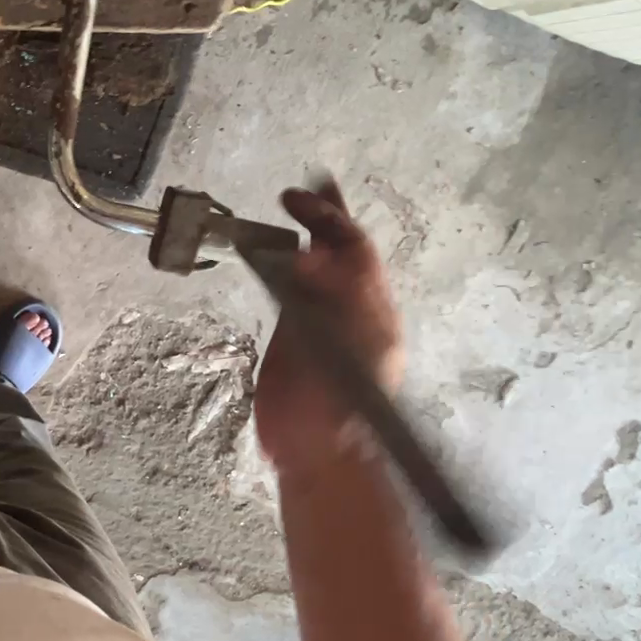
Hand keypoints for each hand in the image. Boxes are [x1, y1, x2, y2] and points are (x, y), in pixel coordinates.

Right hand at [253, 179, 404, 470]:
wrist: (316, 453)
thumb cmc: (337, 411)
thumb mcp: (343, 353)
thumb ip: (329, 304)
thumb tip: (306, 257)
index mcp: (371, 310)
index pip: (354, 252)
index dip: (329, 221)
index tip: (296, 200)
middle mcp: (348, 309)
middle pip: (341, 252)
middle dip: (326, 217)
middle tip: (304, 188)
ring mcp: (320, 322)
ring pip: (315, 268)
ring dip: (304, 236)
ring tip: (291, 210)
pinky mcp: (293, 338)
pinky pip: (290, 293)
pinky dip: (280, 267)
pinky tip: (270, 255)